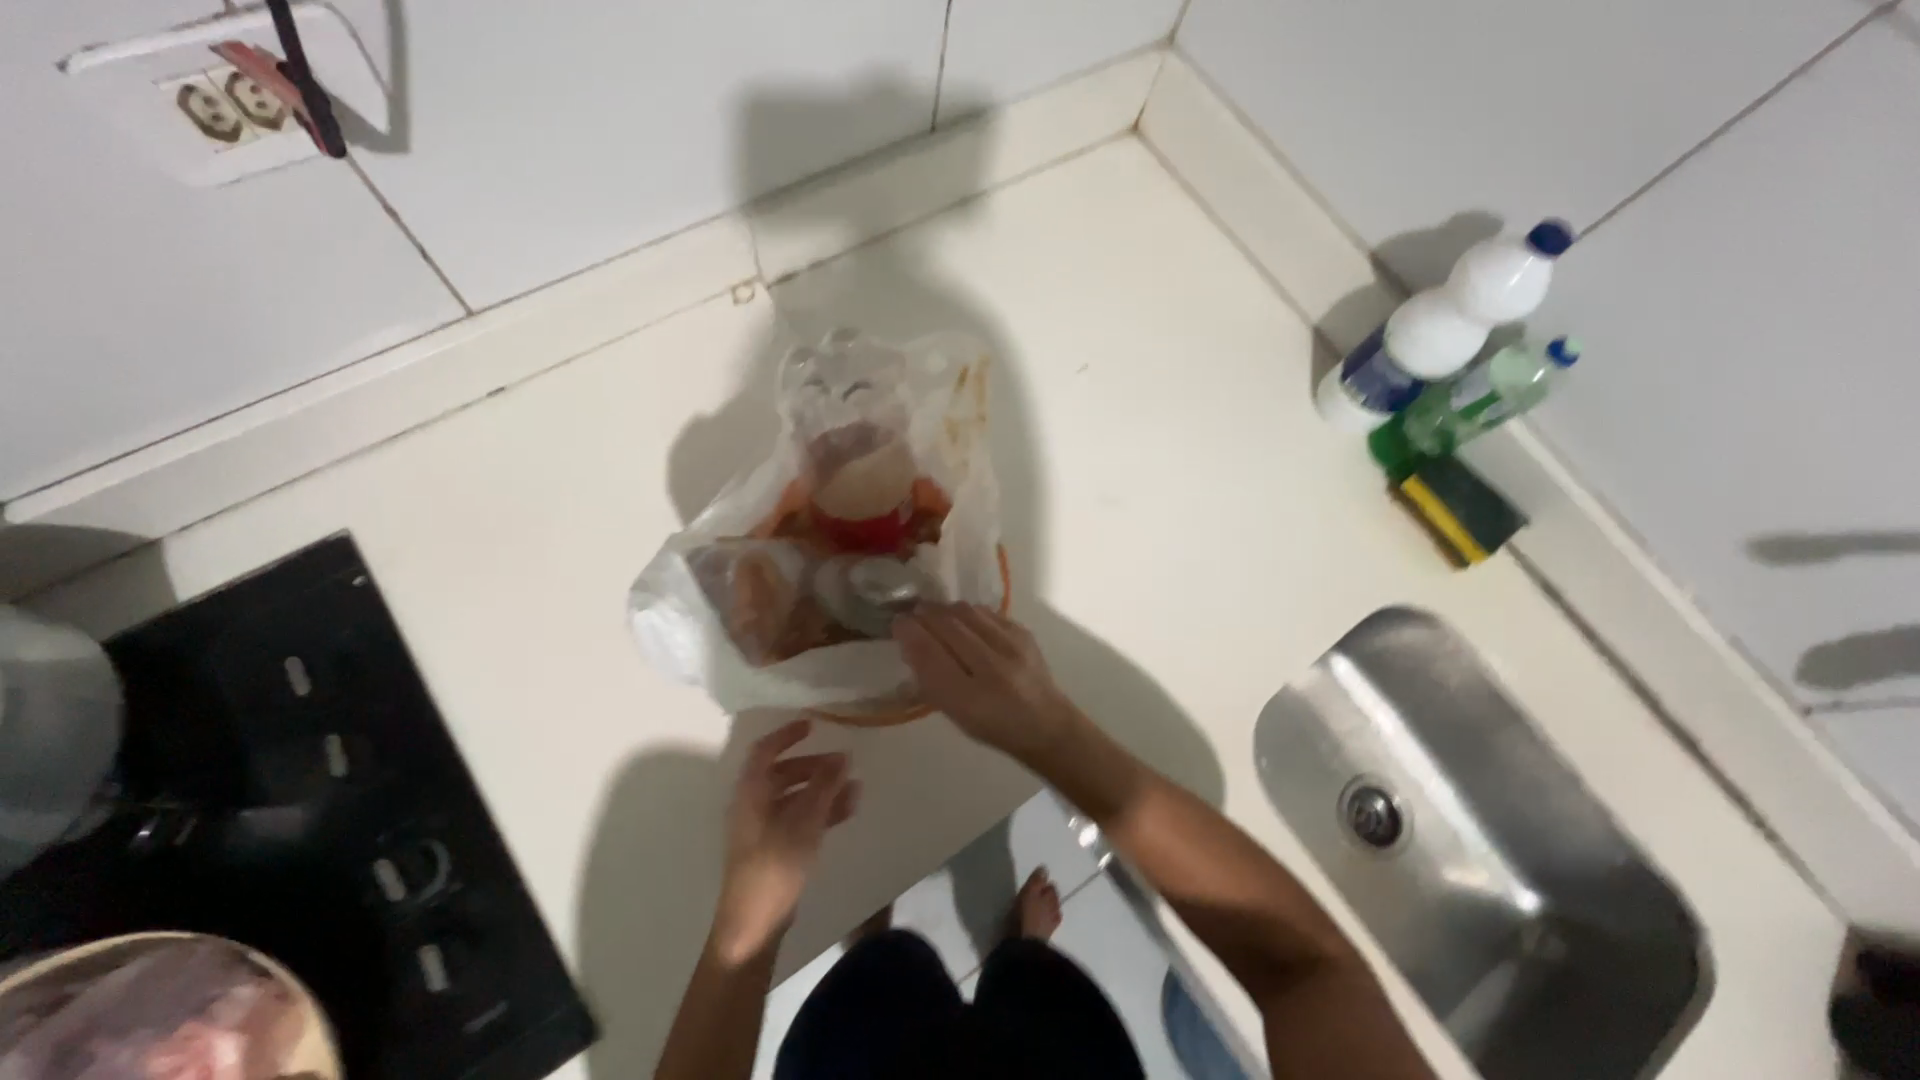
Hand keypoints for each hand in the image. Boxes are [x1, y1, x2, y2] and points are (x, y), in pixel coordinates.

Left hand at [711, 720, 858, 964]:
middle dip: (814, 764)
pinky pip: (799, 817)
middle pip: (782, 772)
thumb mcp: (805, 821)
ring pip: (794, 796)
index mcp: (750, 792)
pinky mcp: (774, 848)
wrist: (754, 921)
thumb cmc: (775, 865)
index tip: (813, 724)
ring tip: (854, 787)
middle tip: (843, 762)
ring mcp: (762, 828)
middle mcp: (753, 804)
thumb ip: (824, 786)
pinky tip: (847, 810)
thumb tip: (842, 756)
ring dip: (822, 788)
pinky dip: (820, 810)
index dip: (787, 734)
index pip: (765, 750)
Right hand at [893, 604, 1081, 757]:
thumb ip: (931, 681)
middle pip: (948, 626)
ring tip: (936, 615)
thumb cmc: (994, 726)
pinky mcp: (1024, 635)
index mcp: (968, 699)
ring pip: (967, 613)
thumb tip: (910, 641)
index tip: (897, 623)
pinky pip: (987, 613)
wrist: (1046, 725)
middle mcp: (991, 670)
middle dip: (925, 614)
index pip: (930, 654)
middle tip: (912, 613)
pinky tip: (964, 621)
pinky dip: (969, 613)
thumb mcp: (956, 713)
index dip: (909, 633)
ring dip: (946, 610)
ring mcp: (1012, 648)